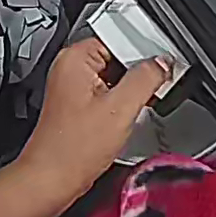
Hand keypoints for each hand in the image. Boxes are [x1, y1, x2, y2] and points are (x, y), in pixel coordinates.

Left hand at [14, 38, 170, 207]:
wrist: (53, 178)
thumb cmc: (73, 147)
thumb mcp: (120, 109)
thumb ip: (145, 79)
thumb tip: (162, 64)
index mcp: (75, 57)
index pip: (118, 38)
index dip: (143, 52)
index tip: (160, 67)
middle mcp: (69, 67)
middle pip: (117, 57)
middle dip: (136, 75)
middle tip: (146, 93)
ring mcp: (72, 86)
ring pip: (114, 76)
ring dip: (129, 91)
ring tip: (129, 111)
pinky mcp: (77, 104)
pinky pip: (106, 93)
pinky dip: (119, 103)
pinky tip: (122, 119)